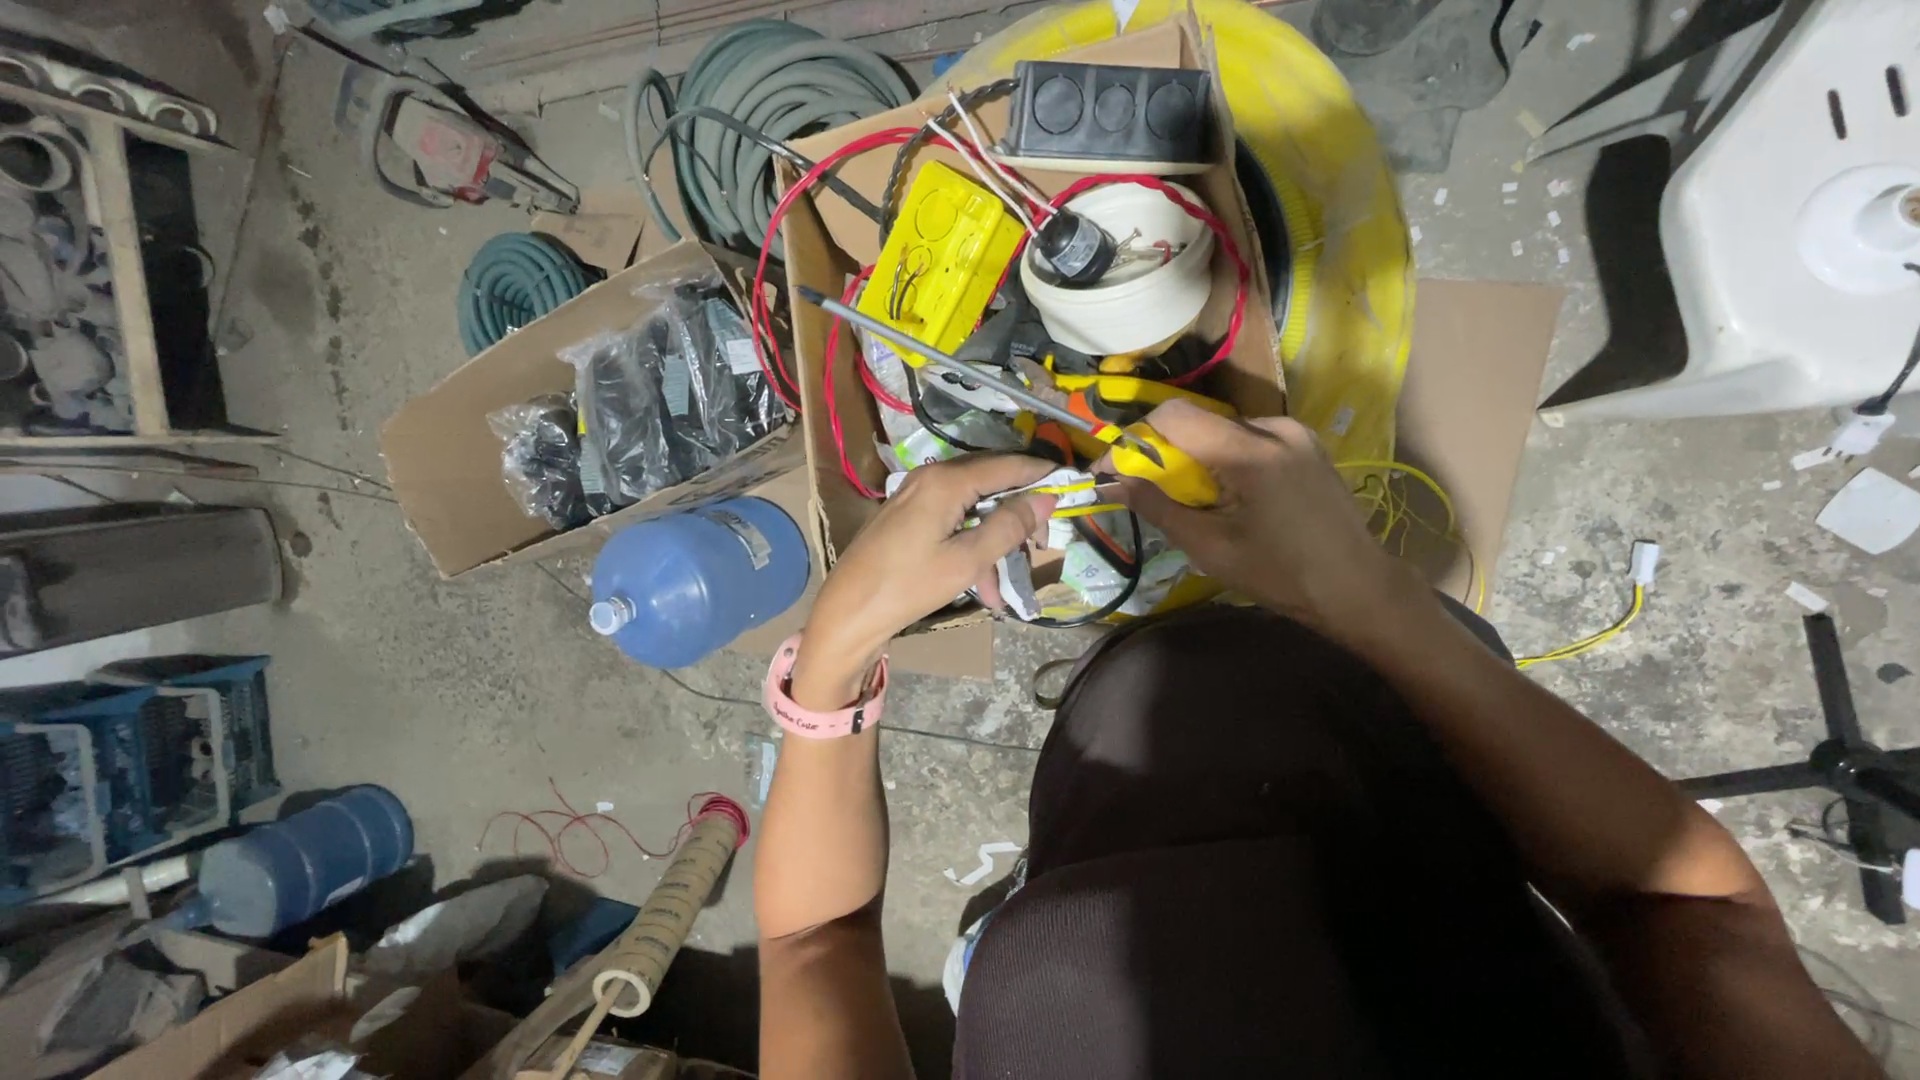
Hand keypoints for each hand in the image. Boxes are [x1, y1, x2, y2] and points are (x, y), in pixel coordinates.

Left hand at [791, 454, 1057, 707]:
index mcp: (947, 480)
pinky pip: (952, 521)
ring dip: (994, 541)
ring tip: (1006, 585)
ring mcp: (916, 495)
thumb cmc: (909, 586)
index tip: (1073, 485)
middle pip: (991, 483)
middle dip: (1019, 513)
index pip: (1009, 465)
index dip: (1043, 474)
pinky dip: (971, 547)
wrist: (848, 612)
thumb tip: (1045, 498)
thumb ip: (1009, 527)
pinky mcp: (907, 516)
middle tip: (1042, 543)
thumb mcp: (968, 561)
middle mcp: (931, 477)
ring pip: (973, 508)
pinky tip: (981, 588)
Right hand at [1103, 400, 1429, 647]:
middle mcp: (1274, 428)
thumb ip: (1159, 508)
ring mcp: (1296, 433)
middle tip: (1152, 490)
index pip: (1173, 416)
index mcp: (1249, 452)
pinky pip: (1250, 437)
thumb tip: (1114, 482)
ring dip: (1198, 455)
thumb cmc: (1279, 574)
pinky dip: (1227, 457)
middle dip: (1165, 451)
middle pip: (1198, 420)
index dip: (1135, 439)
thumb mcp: (1210, 548)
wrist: (1356, 587)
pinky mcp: (1307, 444)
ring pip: (1223, 428)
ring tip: (1196, 498)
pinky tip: (1232, 494)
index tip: (1117, 470)